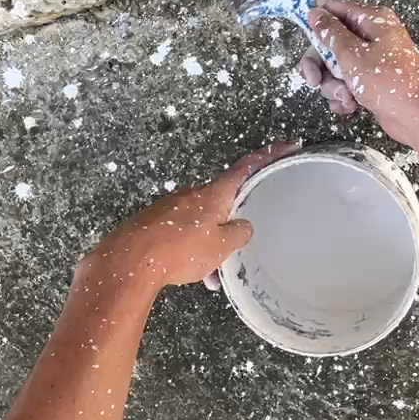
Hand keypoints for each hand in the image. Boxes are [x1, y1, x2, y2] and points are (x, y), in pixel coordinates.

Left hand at [86, 142, 302, 288]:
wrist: (129, 261)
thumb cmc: (179, 251)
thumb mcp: (221, 247)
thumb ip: (239, 232)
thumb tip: (243, 226)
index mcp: (214, 193)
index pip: (249, 167)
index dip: (271, 156)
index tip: (289, 145)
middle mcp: (193, 193)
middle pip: (223, 199)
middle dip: (233, 221)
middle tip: (240, 241)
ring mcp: (172, 206)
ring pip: (201, 221)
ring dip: (210, 243)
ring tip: (212, 273)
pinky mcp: (156, 221)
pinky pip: (183, 231)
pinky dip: (192, 248)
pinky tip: (192, 273)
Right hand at [299, 0, 418, 145]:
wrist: (417, 117)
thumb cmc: (390, 83)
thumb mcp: (352, 55)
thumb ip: (330, 33)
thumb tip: (316, 12)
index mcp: (372, 20)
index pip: (334, 8)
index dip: (316, 20)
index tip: (303, 33)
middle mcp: (372, 36)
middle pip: (329, 43)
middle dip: (321, 65)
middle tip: (316, 81)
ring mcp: (372, 60)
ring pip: (335, 67)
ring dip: (333, 85)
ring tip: (346, 97)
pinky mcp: (371, 81)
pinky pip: (346, 83)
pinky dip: (344, 96)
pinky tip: (350, 106)